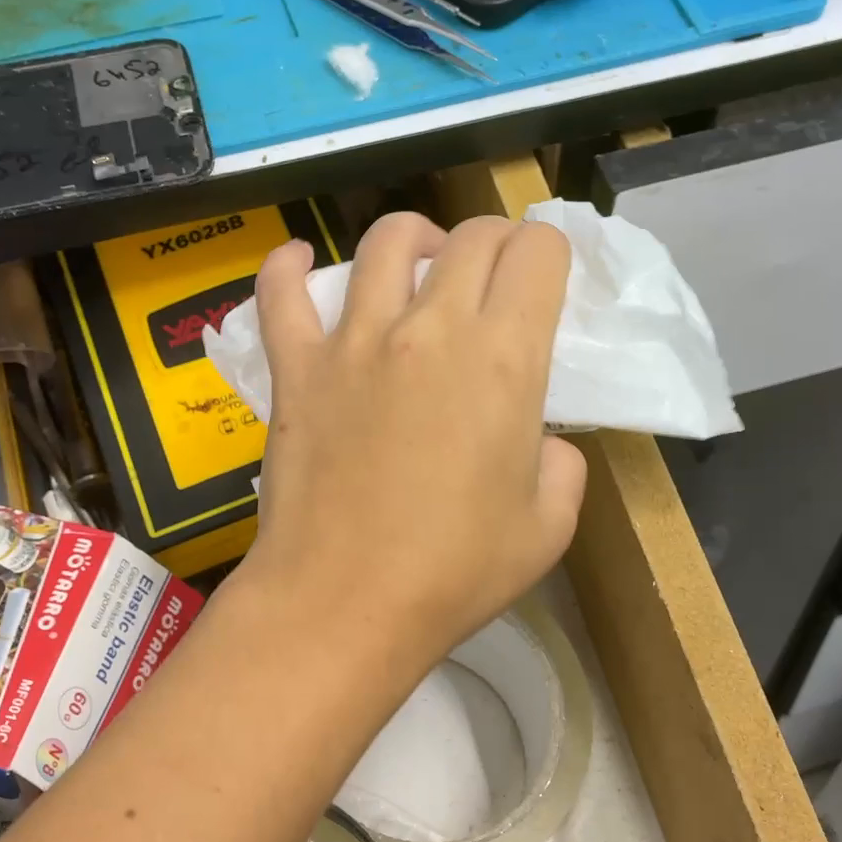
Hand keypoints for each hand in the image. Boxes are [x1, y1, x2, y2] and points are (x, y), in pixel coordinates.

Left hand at [233, 211, 585, 666]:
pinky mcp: (297, 365)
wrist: (344, 605)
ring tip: (420, 266)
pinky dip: (288, 267)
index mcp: (506, 358)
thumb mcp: (550, 525)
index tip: (543, 284)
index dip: (549, 253)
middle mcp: (432, 327)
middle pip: (471, 236)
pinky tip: (299, 261)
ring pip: (386, 242)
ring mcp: (355, 340)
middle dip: (495, 244)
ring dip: (415, 240)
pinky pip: (281, 292)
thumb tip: (533, 438)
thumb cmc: (456, 573)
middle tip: (493, 283)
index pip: (537, 251)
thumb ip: (560, 462)